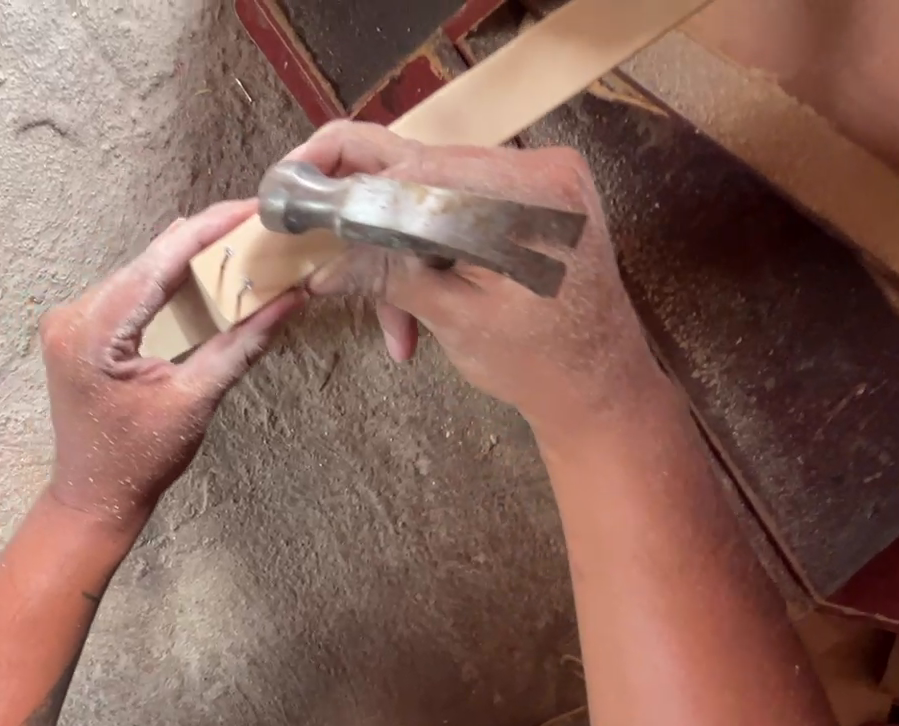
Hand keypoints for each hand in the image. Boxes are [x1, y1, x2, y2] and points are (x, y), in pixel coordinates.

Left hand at [40, 201, 302, 528]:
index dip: (213, 228)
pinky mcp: (76, 333)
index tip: (255, 207)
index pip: (161, 259)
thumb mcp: (196, 401)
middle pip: (148, 261)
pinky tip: (199, 279)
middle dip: (205, 242)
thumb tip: (289, 299)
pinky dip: (165, 286)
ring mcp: (68, 323)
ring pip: (138, 274)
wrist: (95, 496)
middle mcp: (72, 316)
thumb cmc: (139, 461)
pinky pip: (127, 295)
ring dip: (185, 262)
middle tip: (257, 228)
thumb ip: (242, 344)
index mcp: (94, 331)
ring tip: (238, 248)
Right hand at [285, 121, 666, 439]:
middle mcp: (536, 168)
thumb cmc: (535, 362)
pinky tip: (417, 312)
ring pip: (432, 199)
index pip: (415, 167)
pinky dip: (428, 257)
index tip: (302, 205)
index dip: (351, 188)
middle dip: (365, 213)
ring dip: (398, 255)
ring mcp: (535, 183)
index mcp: (524, 193)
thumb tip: (322, 267)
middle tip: (309, 219)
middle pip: (422, 170)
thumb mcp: (453, 319)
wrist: (596, 385)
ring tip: (395, 327)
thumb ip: (388, 276)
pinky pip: (457, 215)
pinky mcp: (528, 204)